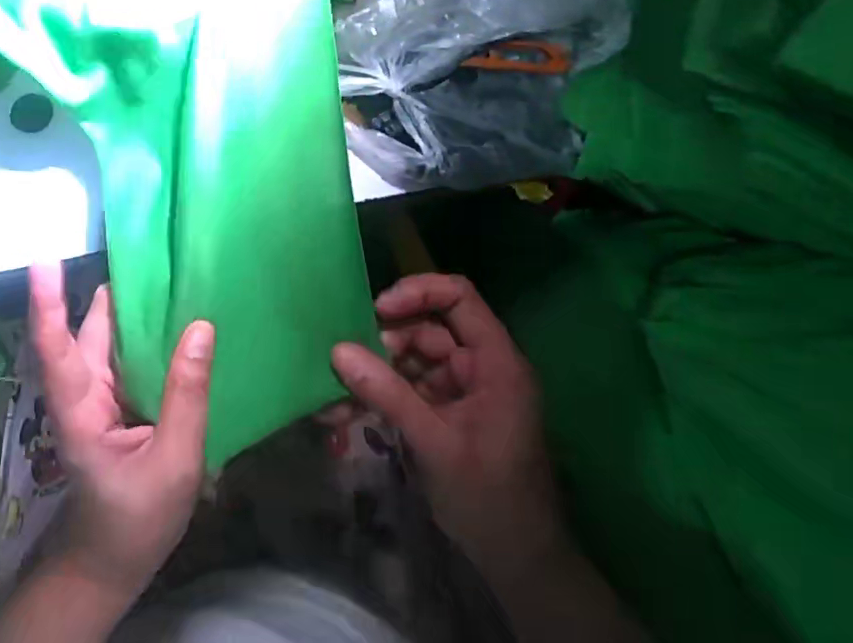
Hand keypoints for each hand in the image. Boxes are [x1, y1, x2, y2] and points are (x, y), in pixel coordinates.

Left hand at [27, 260, 213, 599]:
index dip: (47, 303)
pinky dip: (144, 330)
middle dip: (108, 290)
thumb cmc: (136, 519)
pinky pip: (127, 354)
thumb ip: (186, 396)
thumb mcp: (173, 463)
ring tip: (165, 267)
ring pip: (107, 338)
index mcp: (79, 410)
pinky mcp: (115, 400)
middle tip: (146, 244)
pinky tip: (171, 314)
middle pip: (86, 330)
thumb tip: (201, 327)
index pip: (55, 349)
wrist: (113, 559)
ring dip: (128, 306)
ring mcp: (97, 395)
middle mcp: (82, 392)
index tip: (43, 260)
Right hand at [330, 273, 564, 577]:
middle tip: (348, 362)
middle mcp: (478, 365)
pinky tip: (342, 410)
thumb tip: (338, 350)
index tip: (378, 310)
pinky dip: (377, 394)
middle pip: (427, 327)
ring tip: (335, 391)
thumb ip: (388, 394)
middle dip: (384, 341)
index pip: (458, 298)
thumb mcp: (436, 443)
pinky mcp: (442, 410)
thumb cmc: (489, 497)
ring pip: (409, 358)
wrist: (518, 561)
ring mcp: (459, 388)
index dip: (418, 292)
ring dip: (373, 371)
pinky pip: (405, 387)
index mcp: (495, 361)